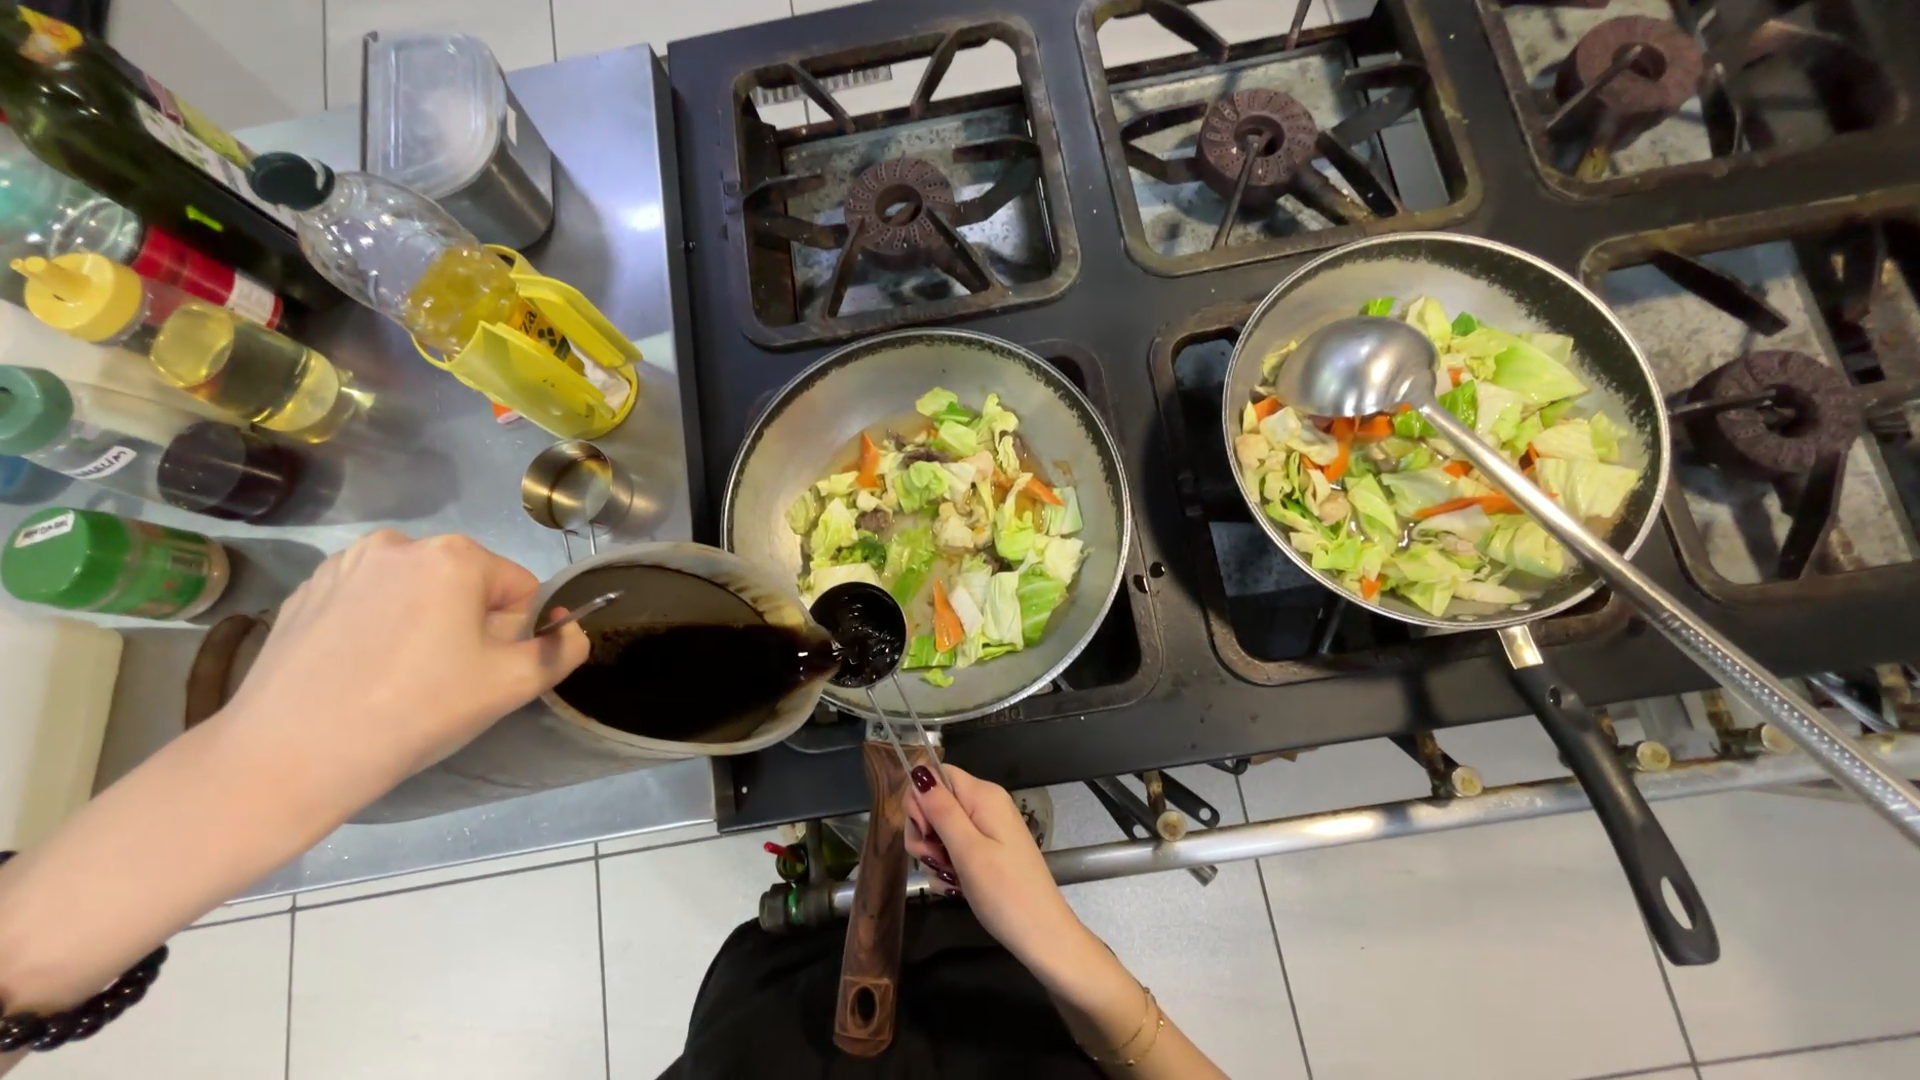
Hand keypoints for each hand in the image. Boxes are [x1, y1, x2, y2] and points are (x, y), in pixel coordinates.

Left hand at [221, 531, 587, 791]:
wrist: (287, 757)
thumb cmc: (415, 712)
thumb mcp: (512, 686)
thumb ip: (562, 650)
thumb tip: (571, 631)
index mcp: (455, 556)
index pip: (521, 590)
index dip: (513, 635)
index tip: (479, 675)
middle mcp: (400, 544)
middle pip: (470, 587)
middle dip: (469, 627)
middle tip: (442, 682)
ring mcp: (345, 564)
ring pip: (420, 594)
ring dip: (425, 627)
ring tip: (397, 679)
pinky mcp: (306, 592)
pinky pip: (372, 603)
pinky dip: (379, 630)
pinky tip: (359, 672)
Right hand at [903, 765, 1091, 978]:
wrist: (1042, 936)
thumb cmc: (1006, 892)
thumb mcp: (968, 850)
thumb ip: (941, 809)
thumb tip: (918, 770)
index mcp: (983, 796)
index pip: (937, 774)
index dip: (921, 799)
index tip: (926, 833)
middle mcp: (985, 806)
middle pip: (935, 803)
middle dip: (925, 834)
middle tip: (935, 861)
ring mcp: (986, 831)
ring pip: (940, 831)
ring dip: (935, 857)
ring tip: (950, 881)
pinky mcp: (986, 852)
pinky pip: (953, 851)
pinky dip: (948, 870)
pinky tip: (956, 889)